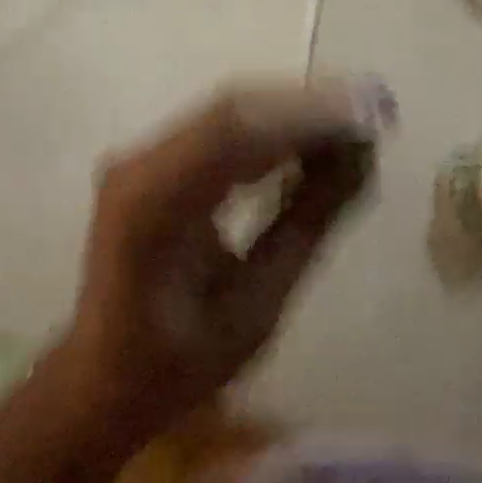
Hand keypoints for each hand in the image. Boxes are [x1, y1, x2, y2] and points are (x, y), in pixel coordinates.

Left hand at [55, 79, 387, 444]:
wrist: (102, 375)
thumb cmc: (177, 362)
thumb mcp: (256, 308)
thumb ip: (306, 226)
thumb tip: (360, 160)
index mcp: (151, 203)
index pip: (235, 132)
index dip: (308, 114)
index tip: (373, 116)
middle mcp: (137, 163)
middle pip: (232, 110)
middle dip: (309, 107)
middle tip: (378, 113)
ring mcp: (140, 158)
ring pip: (228, 113)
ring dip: (293, 115)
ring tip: (358, 126)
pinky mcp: (153, 162)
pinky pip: (218, 132)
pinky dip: (270, 132)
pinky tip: (312, 142)